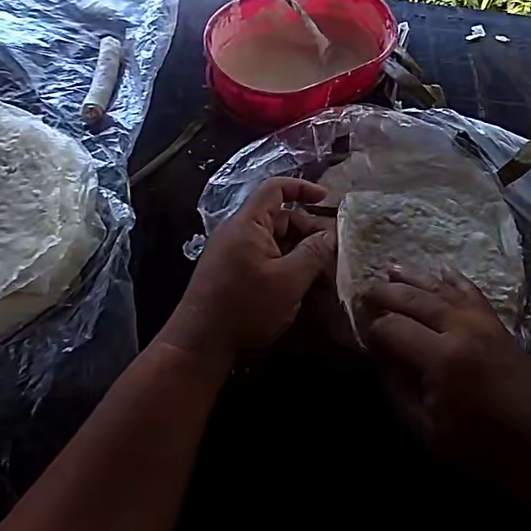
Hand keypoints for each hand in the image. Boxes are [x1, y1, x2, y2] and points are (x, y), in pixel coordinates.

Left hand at [166, 177, 335, 361]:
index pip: (275, 188)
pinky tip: (297, 285)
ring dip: (296, 251)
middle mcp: (235, 231)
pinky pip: (260, 256)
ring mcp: (229, 251)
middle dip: (306, 230)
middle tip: (331, 254)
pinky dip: (282, 263)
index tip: (326, 199)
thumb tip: (330, 235)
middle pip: (277, 217)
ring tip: (319, 274)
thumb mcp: (288, 281)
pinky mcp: (228, 271)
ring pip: (271, 239)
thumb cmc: (245, 308)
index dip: (302, 188)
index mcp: (247, 224)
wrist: (200, 343)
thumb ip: (313, 254)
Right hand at [359, 268, 530, 488]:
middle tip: (364, 294)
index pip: (391, 328)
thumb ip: (396, 387)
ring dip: (412, 278)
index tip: (360, 333)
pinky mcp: (498, 323)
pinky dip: (452, 279)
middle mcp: (461, 329)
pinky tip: (438, 269)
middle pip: (412, 299)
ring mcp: (483, 322)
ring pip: (440, 288)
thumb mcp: (427, 429)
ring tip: (388, 270)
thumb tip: (377, 354)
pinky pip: (471, 291)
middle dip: (384, 294)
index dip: (371, 329)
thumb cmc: (482, 448)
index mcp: (442, 358)